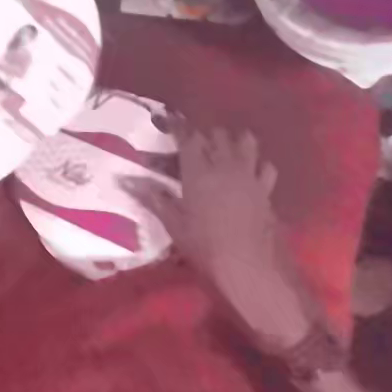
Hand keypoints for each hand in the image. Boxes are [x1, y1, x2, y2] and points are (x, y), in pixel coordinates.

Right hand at [125, 126, 316, 354]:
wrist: (252, 270)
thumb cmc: (206, 248)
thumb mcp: (174, 224)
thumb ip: (153, 198)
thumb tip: (124, 180)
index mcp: (200, 171)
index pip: (188, 136)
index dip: (178, 126)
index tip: (167, 120)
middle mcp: (227, 166)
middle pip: (217, 135)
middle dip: (204, 135)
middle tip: (189, 146)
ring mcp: (250, 176)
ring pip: (246, 142)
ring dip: (232, 142)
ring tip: (220, 152)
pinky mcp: (266, 191)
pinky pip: (264, 167)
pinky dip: (256, 165)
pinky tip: (247, 174)